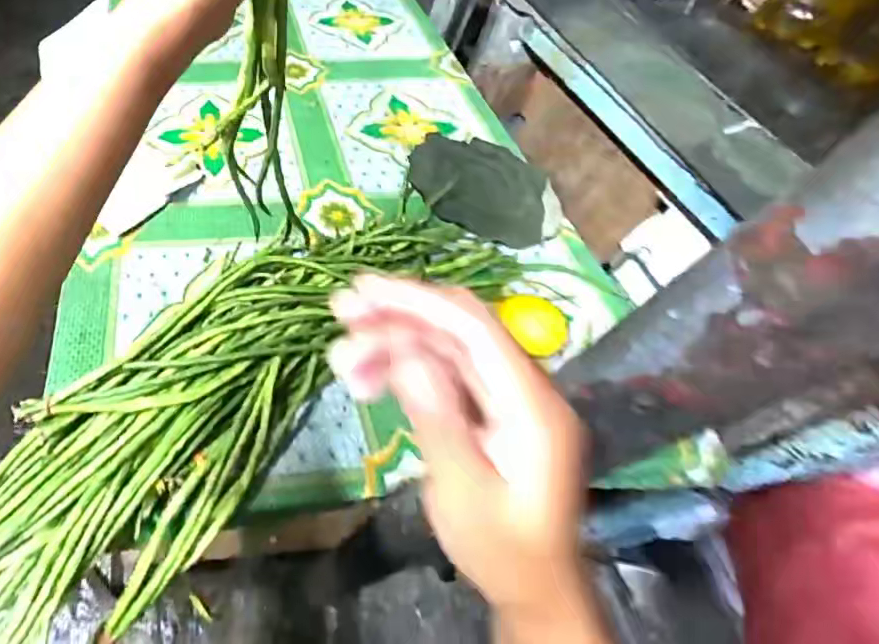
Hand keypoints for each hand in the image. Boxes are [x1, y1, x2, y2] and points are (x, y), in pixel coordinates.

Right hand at [329, 276, 602, 638]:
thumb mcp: (466, 494)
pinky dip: (403, 367)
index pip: (473, 328)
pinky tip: (366, 377)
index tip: (366, 290)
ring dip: (392, 342)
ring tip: (342, 358)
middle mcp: (521, 382)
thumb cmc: (503, 551)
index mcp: (530, 400)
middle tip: (342, 311)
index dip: (419, 301)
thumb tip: (406, 355)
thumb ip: (439, 420)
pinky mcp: (487, 401)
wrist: (535, 589)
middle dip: (398, 314)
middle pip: (456, 327)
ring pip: (444, 345)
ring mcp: (504, 391)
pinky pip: (443, 369)